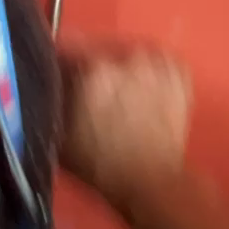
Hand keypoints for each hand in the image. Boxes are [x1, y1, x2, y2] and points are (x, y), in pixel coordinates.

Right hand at [63, 49, 191, 208]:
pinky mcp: (178, 72)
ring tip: (118, 99)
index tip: (58, 75)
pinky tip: (141, 97)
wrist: (150, 182)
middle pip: (98, 50)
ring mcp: (157, 62)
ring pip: (127, 55)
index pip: (66, 46)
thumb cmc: (100, 164)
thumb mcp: (58, 132)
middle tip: (89, 95)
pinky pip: (154, 63)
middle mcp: (126, 57)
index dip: (59, 63)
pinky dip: (146, 75)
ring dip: (119, 70)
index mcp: (93, 69)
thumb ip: (50, 96)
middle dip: (91, 68)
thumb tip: (49, 76)